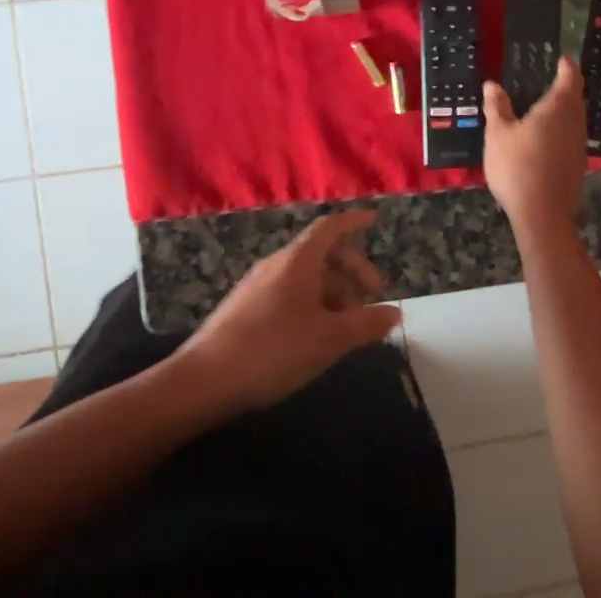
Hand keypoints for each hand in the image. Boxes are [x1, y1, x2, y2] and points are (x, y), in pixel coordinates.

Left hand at [176, 210, 400, 414]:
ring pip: (305, 277)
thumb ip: (366, 323)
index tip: (374, 219)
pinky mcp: (244, 309)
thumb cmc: (274, 349)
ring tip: (347, 327)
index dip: (354, 221)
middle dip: (351, 270)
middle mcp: (276, 264)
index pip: (330, 227)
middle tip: (372, 298)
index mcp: (298, 261)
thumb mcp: (330, 339)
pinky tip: (315, 338)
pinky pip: (288, 294)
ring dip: (333, 293)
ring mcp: (257, 286)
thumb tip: (395, 312)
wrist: (204, 380)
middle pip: (321, 253)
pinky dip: (311, 305)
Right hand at [483, 57, 587, 233]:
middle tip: (550, 78)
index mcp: (557, 108)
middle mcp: (574, 122)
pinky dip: (562, 129)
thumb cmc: (517, 167)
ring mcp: (579, 144)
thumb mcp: (497, 134)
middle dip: (566, 86)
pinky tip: (546, 137)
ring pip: (576, 118)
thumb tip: (492, 84)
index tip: (560, 58)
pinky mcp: (578, 164)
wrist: (542, 214)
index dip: (566, 65)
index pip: (569, 77)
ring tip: (545, 106)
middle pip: (576, 98)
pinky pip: (572, 136)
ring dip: (565, 109)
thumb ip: (497, 107)